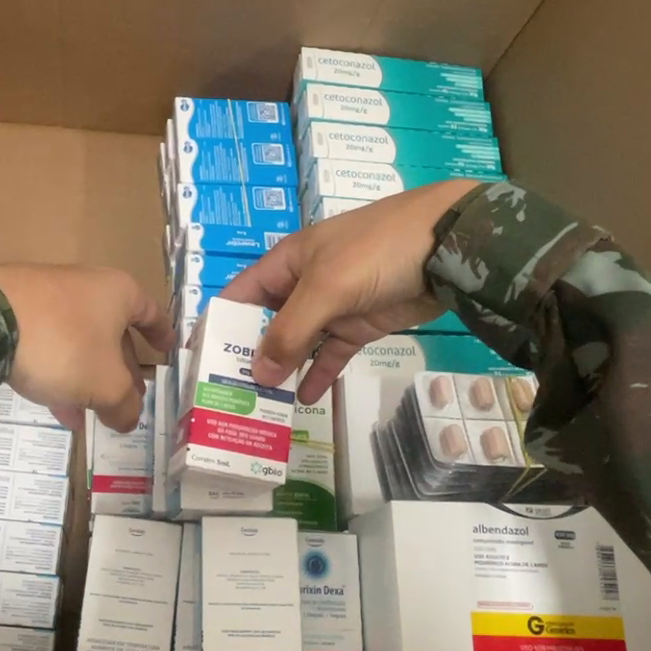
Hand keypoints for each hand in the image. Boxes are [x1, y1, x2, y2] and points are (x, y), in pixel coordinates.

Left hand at [0, 264, 171, 432]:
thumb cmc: (65, 345)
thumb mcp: (106, 385)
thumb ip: (124, 405)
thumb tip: (128, 419)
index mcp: (119, 293)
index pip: (152, 313)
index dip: (162, 336)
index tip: (168, 353)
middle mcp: (88, 288)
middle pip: (115, 333)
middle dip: (122, 370)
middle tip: (129, 399)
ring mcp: (49, 298)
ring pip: (81, 344)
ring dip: (90, 380)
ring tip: (94, 414)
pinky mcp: (19, 313)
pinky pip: (51, 347)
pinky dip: (61, 375)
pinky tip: (59, 409)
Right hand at [221, 179, 478, 403]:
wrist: (449, 244)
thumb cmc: (376, 252)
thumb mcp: (325, 288)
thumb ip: (290, 332)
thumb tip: (258, 376)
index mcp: (286, 263)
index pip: (239, 295)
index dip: (219, 324)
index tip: (201, 362)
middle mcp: (303, 285)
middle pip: (265, 324)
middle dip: (249, 356)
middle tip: (229, 395)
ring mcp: (333, 306)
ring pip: (298, 344)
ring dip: (283, 370)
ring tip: (262, 405)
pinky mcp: (360, 325)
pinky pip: (331, 354)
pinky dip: (319, 374)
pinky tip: (306, 399)